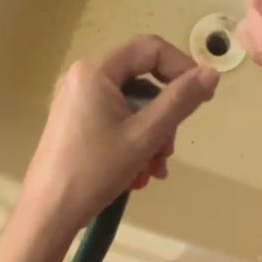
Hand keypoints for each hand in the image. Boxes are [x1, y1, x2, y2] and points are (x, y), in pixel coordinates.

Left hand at [20, 35, 219, 236]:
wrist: (49, 212)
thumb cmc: (95, 170)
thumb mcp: (145, 136)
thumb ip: (180, 101)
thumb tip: (212, 73)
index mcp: (96, 71)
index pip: (151, 49)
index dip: (182, 67)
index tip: (203, 97)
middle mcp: (83, 78)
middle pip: (142, 82)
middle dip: (164, 118)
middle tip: (169, 152)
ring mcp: (77, 101)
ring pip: (132, 107)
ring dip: (151, 138)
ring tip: (153, 171)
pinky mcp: (75, 123)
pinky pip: (115, 122)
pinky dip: (133, 144)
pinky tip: (137, 176)